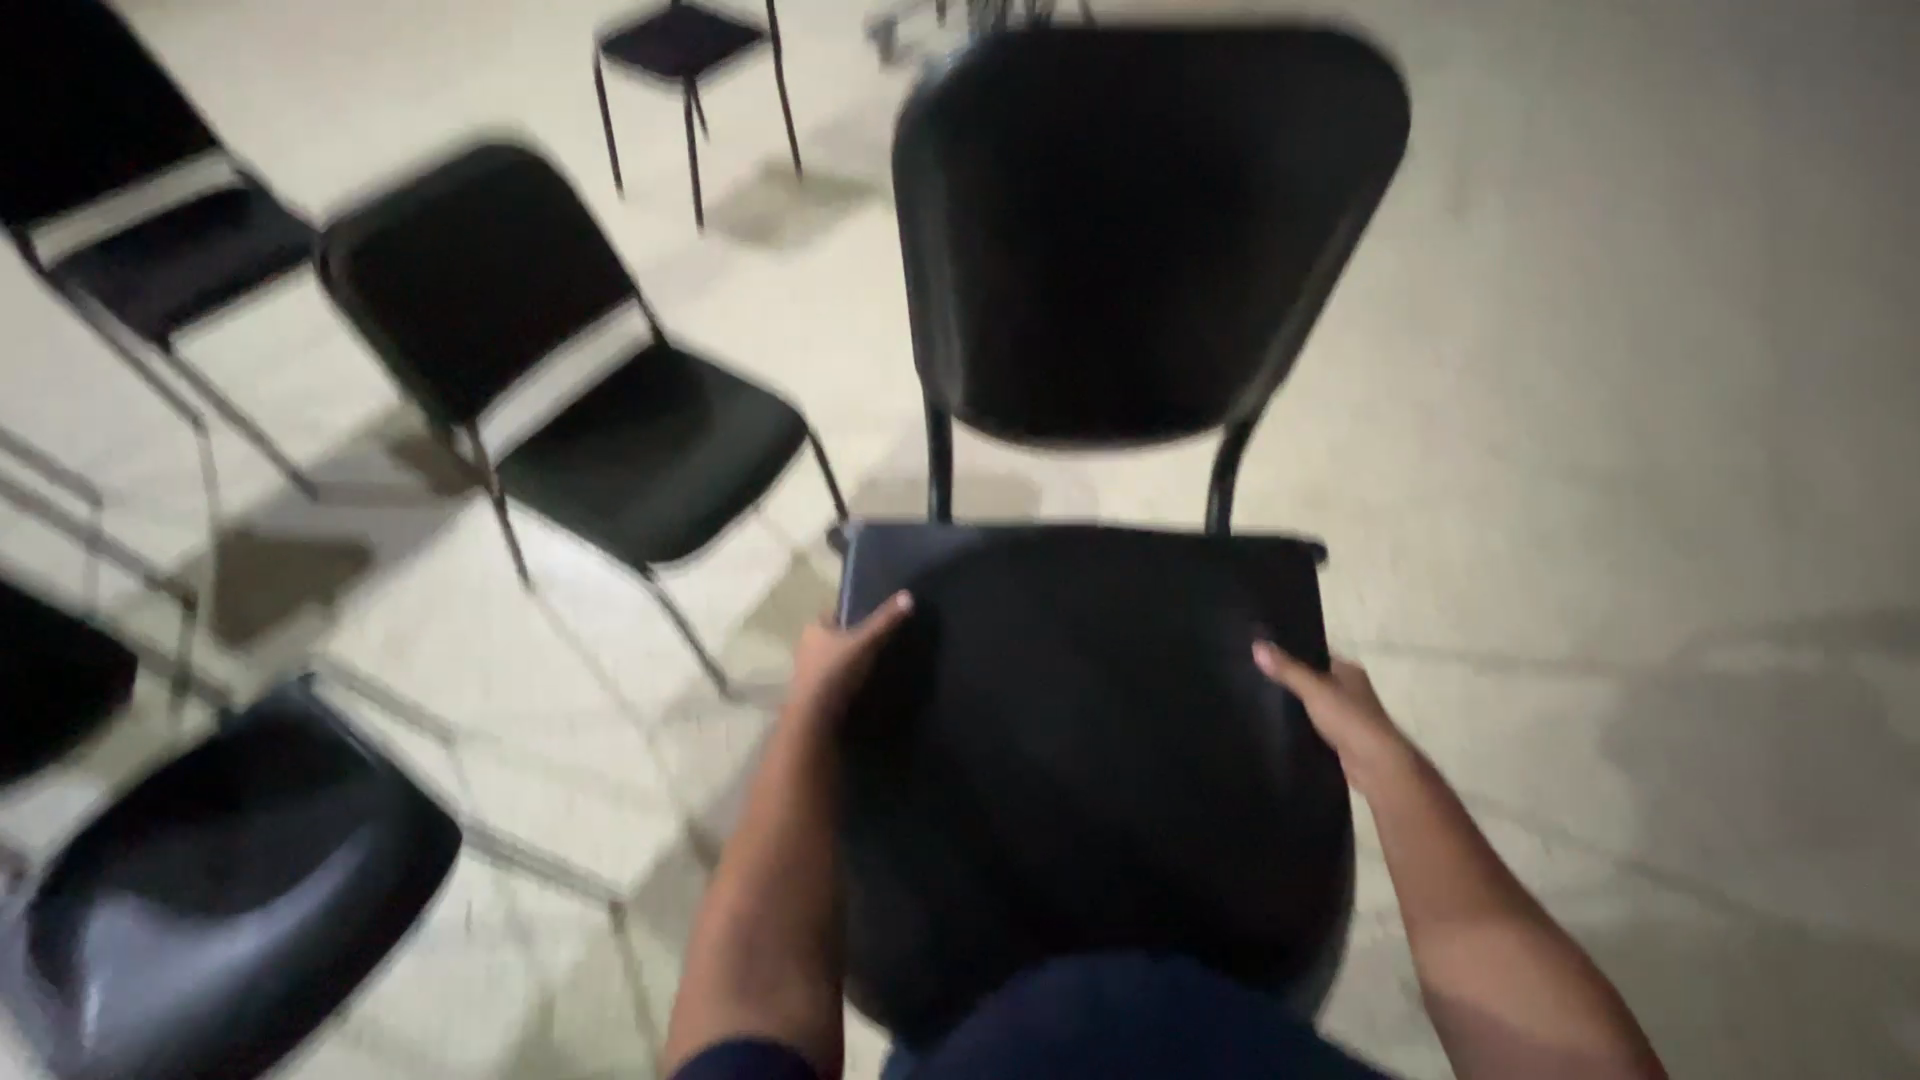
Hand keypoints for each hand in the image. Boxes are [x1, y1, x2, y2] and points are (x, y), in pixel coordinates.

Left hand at [784, 591, 914, 724]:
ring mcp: (807, 672)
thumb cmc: (836, 671)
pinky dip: (846, 680)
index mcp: (814, 628)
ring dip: (849, 661)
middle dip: (852, 638)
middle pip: (834, 636)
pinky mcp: (813, 694)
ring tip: (876, 663)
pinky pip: (834, 680)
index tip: (872, 616)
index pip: (834, 612)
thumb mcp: (865, 641)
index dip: (852, 612)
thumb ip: (885, 621)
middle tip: (879, 639)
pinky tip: (864, 685)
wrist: (815, 718)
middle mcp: (806, 646)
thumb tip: (908, 595)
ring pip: (833, 659)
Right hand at [1253, 643, 1418, 788]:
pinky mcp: (1340, 738)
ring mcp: (1346, 715)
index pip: (1315, 653)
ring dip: (1293, 704)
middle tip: (1254, 675)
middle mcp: (1349, 689)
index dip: (1291, 650)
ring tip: (1258, 699)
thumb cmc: (1350, 719)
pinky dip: (1298, 725)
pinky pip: (1312, 724)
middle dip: (1288, 679)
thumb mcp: (1314, 689)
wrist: (1376, 766)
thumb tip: (1256, 645)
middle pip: (1312, 678)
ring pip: (1311, 703)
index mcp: (1348, 670)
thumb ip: (1287, 669)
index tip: (1261, 651)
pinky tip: (1276, 725)